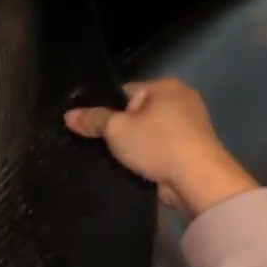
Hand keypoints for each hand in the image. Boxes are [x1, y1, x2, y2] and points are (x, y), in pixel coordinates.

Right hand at [63, 78, 258, 216]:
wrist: (197, 180)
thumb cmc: (157, 144)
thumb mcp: (116, 129)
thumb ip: (93, 119)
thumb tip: (68, 115)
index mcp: (166, 87)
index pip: (124, 92)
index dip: (104, 109)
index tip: (89, 126)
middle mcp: (181, 100)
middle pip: (136, 112)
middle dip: (118, 128)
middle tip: (95, 144)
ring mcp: (189, 125)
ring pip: (146, 132)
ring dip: (131, 144)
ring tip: (109, 157)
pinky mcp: (190, 148)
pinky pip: (158, 147)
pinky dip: (145, 155)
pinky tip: (129, 166)